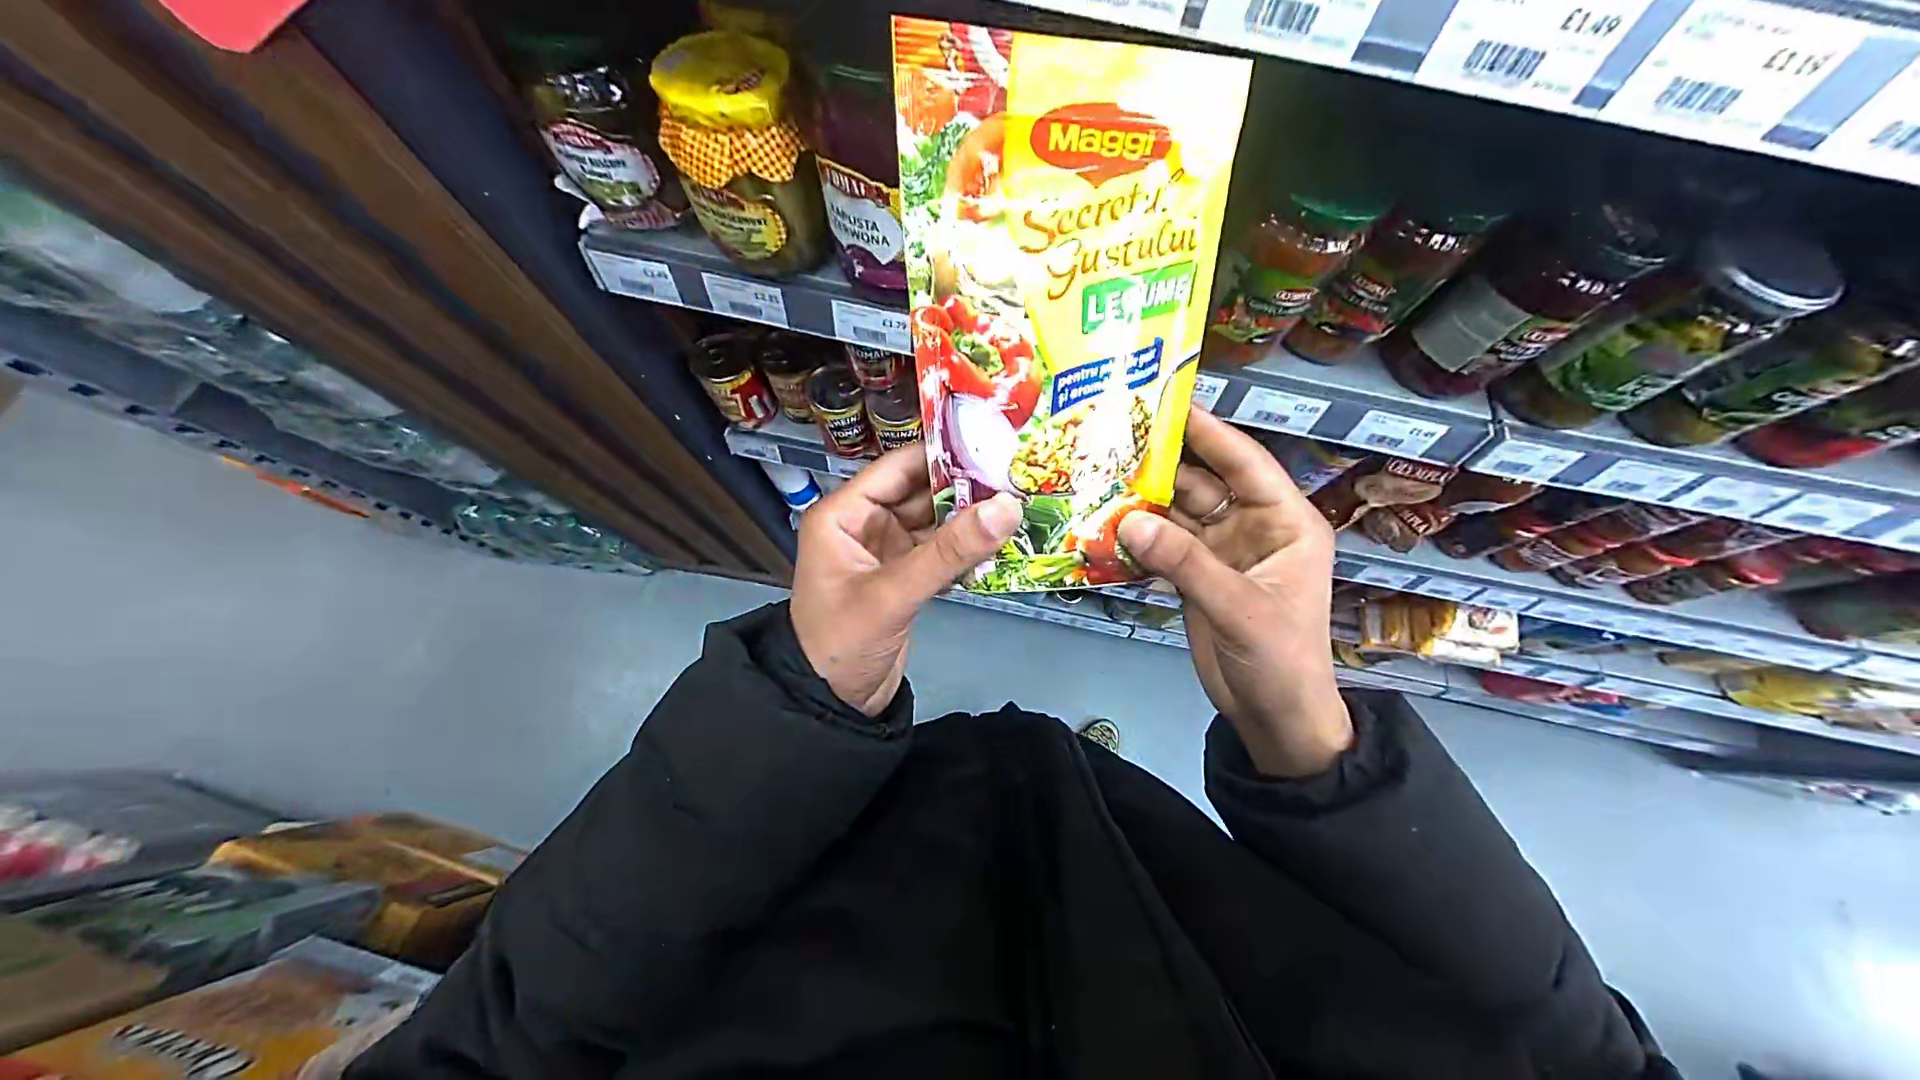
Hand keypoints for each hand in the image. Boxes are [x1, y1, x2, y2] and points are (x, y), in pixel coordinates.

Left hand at [792, 446, 1021, 714]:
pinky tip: (1001, 547)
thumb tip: (1006, 508)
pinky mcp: (906, 578)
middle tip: (1018, 476)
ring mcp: (888, 552)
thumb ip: (948, 552)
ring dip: (971, 521)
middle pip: (922, 494)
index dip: (942, 455)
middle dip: (966, 488)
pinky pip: (941, 553)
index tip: (992, 445)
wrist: (830, 704)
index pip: (897, 468)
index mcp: (844, 514)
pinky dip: (967, 551)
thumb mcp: (893, 594)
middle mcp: (865, 525)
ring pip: (936, 524)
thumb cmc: (841, 644)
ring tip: (1019, 508)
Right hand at [1119, 408, 1352, 776]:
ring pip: (1176, 513)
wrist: (1274, 717)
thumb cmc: (1280, 659)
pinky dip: (1136, 537)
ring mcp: (1220, 551)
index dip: (1209, 430)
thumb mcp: (1240, 608)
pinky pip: (1162, 544)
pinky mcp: (1195, 575)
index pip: (1245, 463)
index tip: (1167, 401)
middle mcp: (1251, 526)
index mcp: (1284, 521)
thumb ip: (1185, 562)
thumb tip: (1128, 520)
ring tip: (1096, 477)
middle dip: (1161, 463)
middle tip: (1112, 438)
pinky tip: (1103, 524)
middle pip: (1202, 482)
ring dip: (1141, 500)